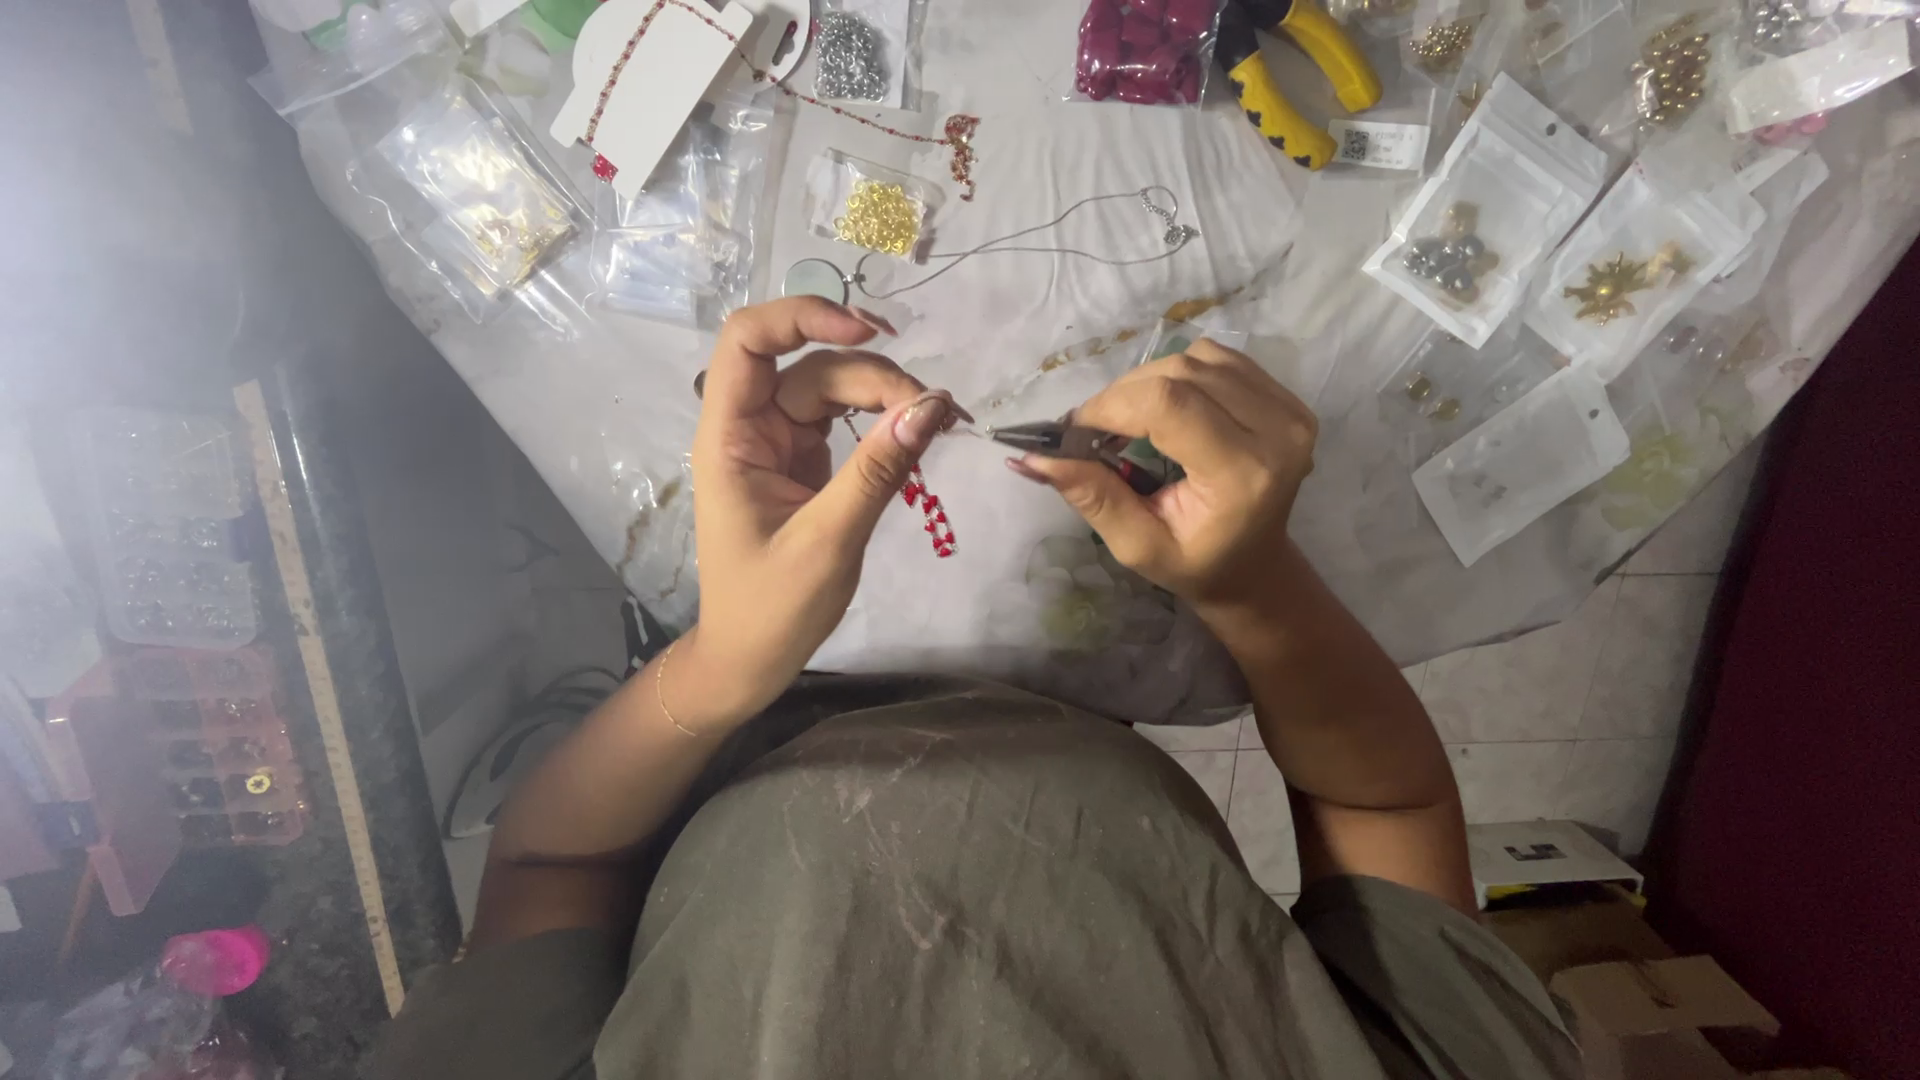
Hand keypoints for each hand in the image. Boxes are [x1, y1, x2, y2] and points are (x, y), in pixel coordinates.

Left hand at [675, 298, 961, 730]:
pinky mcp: (805, 462)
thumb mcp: (829, 540)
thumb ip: (877, 470)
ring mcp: (779, 443)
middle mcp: (751, 428)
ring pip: (834, 391)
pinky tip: (916, 433)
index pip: (748, 341)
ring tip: (939, 419)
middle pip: (811, 368)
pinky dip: (882, 423)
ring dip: (886, 397)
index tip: (868, 331)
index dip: (803, 316)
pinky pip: (845, 422)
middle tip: (935, 411)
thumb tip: (931, 408)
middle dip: (874, 377)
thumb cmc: (772, 607)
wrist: (750, 658)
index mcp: (729, 437)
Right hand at [1011, 340, 1316, 615]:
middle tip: (1093, 428)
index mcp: (1242, 475)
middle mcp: (1277, 433)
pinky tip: (1166, 408)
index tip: (1075, 430)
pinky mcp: (1287, 397)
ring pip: (1196, 358)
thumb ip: (1091, 497)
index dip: (1110, 405)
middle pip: (1179, 373)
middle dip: (1121, 394)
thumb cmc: (1195, 564)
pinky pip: (1218, 358)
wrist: (1255, 566)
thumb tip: (1031, 457)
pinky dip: (1179, 373)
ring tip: (1127, 419)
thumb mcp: (1136, 545)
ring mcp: (1289, 409)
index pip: (1168, 406)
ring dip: (1147, 381)